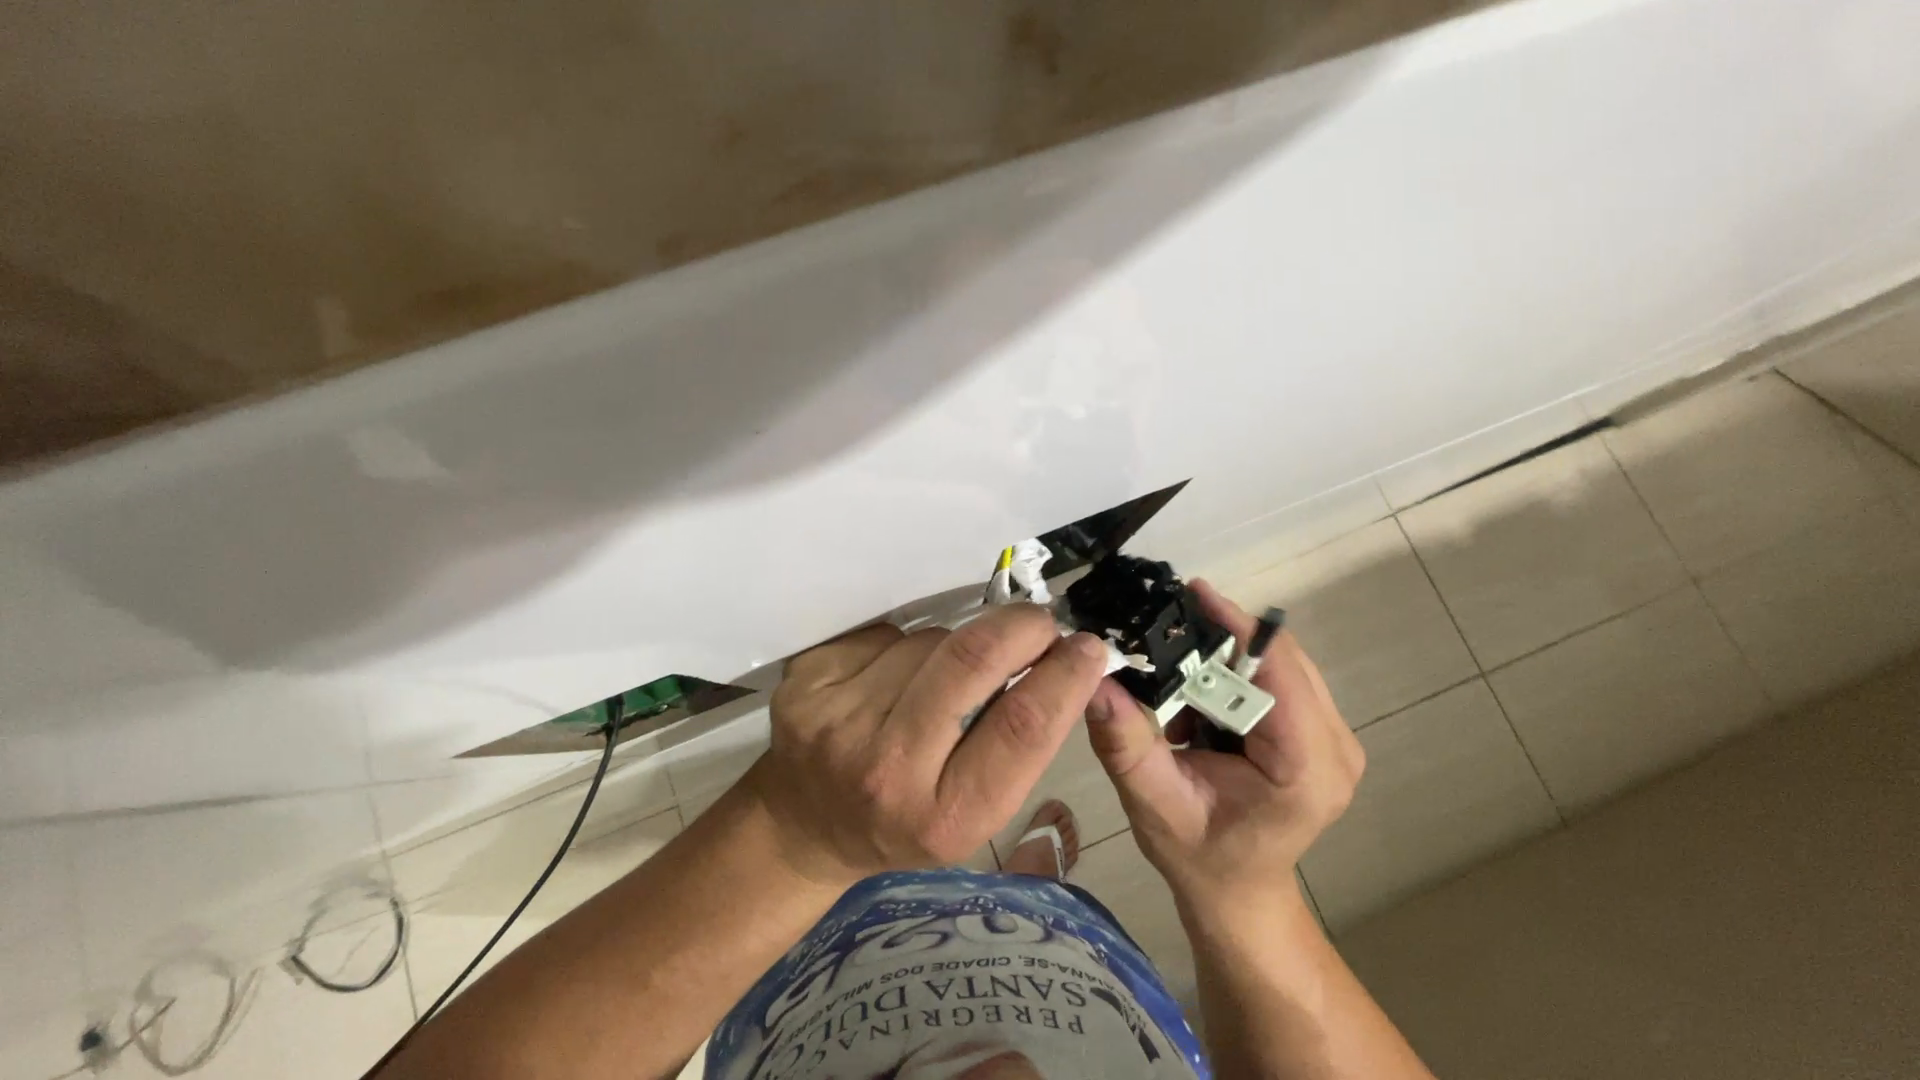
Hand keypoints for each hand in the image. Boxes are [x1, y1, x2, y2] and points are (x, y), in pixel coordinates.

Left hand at [745, 604, 1108, 888]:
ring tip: (946, 676)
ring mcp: (838, 719)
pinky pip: (888, 634)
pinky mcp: (807, 680)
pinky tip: (895, 676)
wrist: (806, 822)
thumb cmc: (907, 821)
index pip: (1021, 726)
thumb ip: (1016, 744)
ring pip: (932, 641)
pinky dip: (909, 644)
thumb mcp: (973, 813)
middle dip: (1021, 627)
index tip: (1087, 647)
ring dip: (959, 643)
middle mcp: (887, 770)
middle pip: (973, 660)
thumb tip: (1064, 658)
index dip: (1064, 676)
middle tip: (1040, 624)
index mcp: (945, 818)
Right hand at [1085, 579, 1363, 913]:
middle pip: (1283, 661)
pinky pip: (1282, 681)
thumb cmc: (1198, 856)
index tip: (1189, 595)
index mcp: (1305, 768)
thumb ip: (1126, 743)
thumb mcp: (1152, 803)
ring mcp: (1337, 740)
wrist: (1238, 892)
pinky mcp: (1324, 735)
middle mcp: (1336, 746)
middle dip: (1222, 642)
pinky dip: (1237, 679)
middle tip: (1164, 636)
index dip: (1236, 628)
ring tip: (1178, 687)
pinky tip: (1201, 706)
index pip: (1279, 674)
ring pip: (1283, 665)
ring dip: (1227, 661)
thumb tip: (1095, 681)